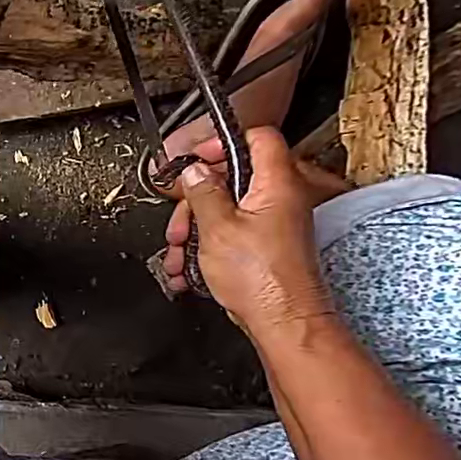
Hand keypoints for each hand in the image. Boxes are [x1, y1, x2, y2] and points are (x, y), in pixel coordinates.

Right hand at [165, 126, 337, 339]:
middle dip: (194, 202)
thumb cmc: (262, 279)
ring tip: (178, 253)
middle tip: (180, 221)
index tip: (196, 159)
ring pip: (223, 212)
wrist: (282, 321)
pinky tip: (186, 268)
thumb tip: (194, 171)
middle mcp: (279, 200)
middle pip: (229, 181)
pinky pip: (227, 236)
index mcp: (275, 184)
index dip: (223, 143)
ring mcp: (271, 224)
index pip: (257, 138)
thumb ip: (202, 192)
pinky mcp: (262, 248)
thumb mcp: (217, 227)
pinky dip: (203, 249)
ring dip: (192, 232)